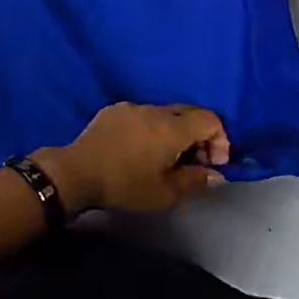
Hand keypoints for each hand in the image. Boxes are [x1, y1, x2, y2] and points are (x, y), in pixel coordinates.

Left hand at [32, 103, 231, 213]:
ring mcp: (130, 106)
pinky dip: (152, 127)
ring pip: (164, 113)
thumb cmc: (126, 185)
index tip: (213, 163)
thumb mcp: (167, 193)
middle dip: (199, 135)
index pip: (209, 119)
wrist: (79, 171)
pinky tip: (141, 149)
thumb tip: (215, 173)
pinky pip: (142, 114)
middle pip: (188, 112)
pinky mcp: (113, 109)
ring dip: (174, 131)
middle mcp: (152, 109)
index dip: (220, 139)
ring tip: (166, 158)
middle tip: (194, 163)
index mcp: (170, 127)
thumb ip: (196, 179)